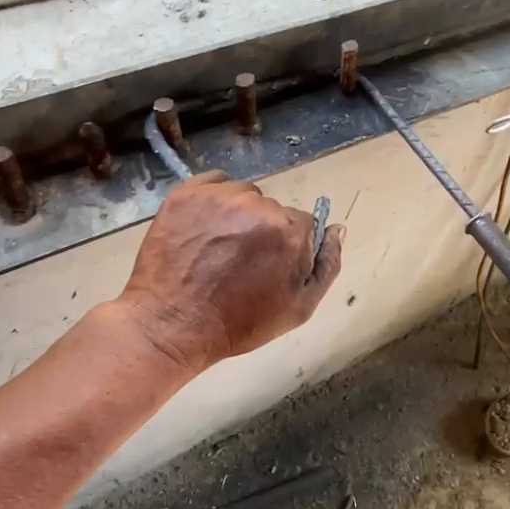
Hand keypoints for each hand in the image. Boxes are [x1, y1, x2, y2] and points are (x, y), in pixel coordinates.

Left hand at [104, 171, 344, 375]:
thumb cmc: (240, 323)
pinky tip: (204, 227)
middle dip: (263, 231)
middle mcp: (259, 207)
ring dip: (239, 214)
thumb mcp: (299, 308)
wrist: (172, 326)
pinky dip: (213, 199)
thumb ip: (327, 265)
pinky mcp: (188, 193)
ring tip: (219, 246)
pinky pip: (214, 182)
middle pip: (273, 209)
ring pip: (244, 195)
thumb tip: (338, 228)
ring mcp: (220, 197)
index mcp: (290, 232)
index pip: (302, 225)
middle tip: (240, 262)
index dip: (287, 247)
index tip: (268, 267)